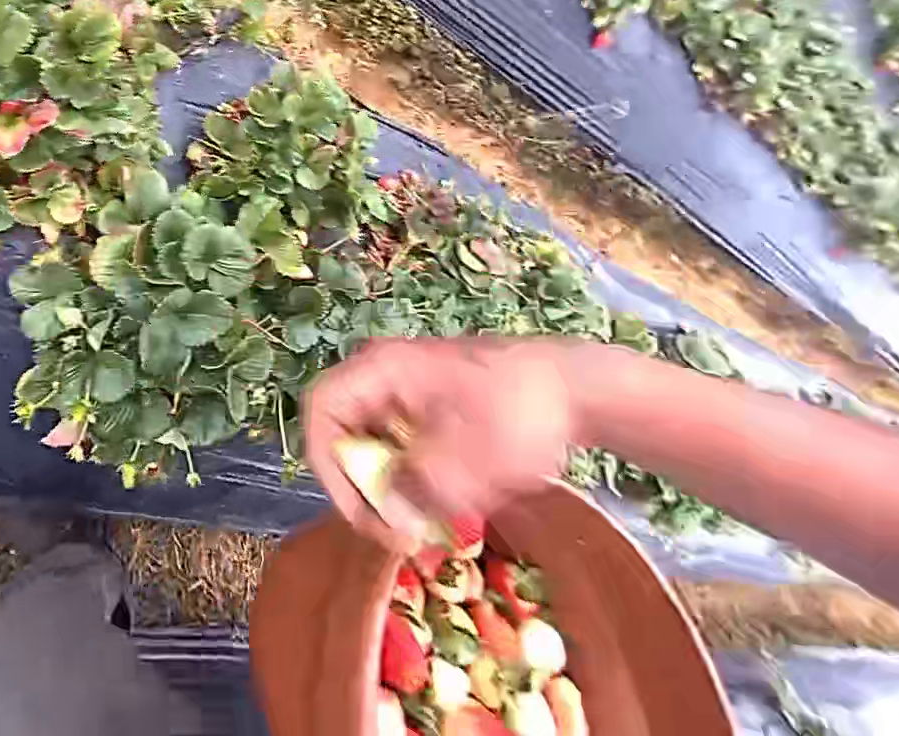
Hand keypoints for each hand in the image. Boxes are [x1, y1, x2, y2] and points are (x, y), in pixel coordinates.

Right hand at [304, 337, 593, 539]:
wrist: (577, 386)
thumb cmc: (521, 412)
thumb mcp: (473, 462)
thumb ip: (420, 491)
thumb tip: (390, 518)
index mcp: (376, 369)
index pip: (321, 411)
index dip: (327, 464)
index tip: (361, 512)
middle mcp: (375, 372)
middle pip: (338, 428)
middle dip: (360, 483)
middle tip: (393, 529)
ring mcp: (395, 385)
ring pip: (363, 438)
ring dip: (385, 482)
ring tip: (421, 520)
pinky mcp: (416, 401)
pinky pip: (389, 439)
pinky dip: (406, 473)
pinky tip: (441, 496)